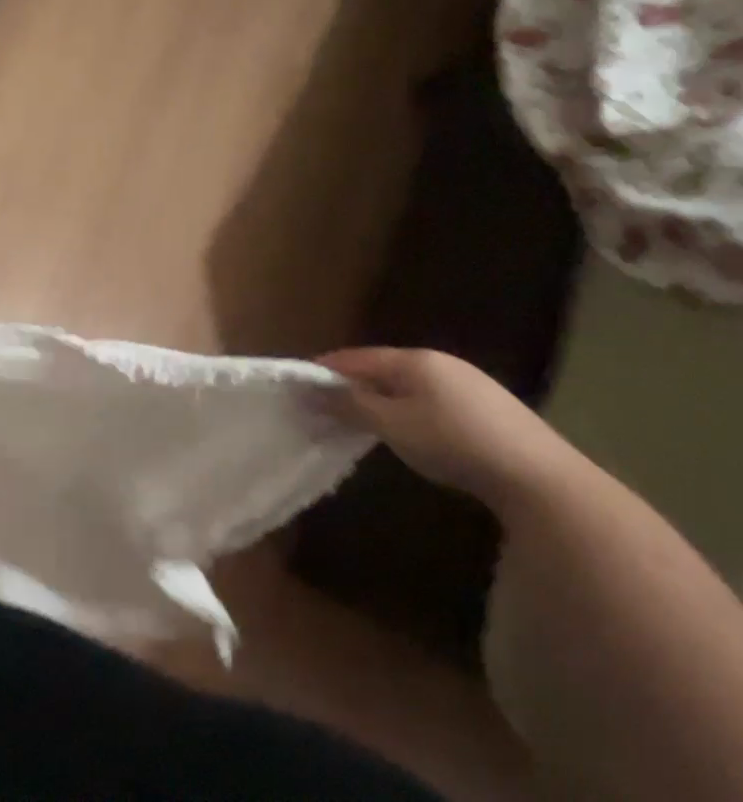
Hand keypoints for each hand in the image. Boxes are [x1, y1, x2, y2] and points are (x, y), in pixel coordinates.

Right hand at [316, 348, 580, 510]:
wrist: (537, 475)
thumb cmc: (451, 442)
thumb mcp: (390, 424)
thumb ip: (349, 404)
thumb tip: (312, 390)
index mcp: (414, 360)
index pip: (354, 357)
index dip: (322, 371)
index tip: (295, 389)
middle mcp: (440, 362)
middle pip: (380, 369)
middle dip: (349, 386)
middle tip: (321, 410)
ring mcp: (468, 383)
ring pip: (405, 385)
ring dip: (377, 400)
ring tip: (357, 423)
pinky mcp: (485, 407)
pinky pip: (428, 399)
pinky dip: (404, 410)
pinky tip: (404, 431)